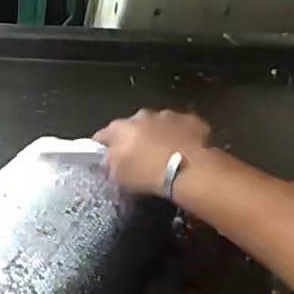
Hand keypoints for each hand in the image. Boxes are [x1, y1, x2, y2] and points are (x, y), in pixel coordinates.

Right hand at [94, 108, 212, 196]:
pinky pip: (182, 126)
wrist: (189, 171)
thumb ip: (109, 164)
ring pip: (158, 124)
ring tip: (166, 155)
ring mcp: (167, 115)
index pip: (102, 136)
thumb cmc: (147, 174)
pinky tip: (185, 149)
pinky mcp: (192, 119)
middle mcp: (140, 116)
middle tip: (140, 158)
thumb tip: (108, 161)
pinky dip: (182, 135)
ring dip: (158, 135)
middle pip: (132, 127)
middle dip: (134, 139)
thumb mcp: (118, 177)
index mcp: (118, 128)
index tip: (108, 159)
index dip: (104, 148)